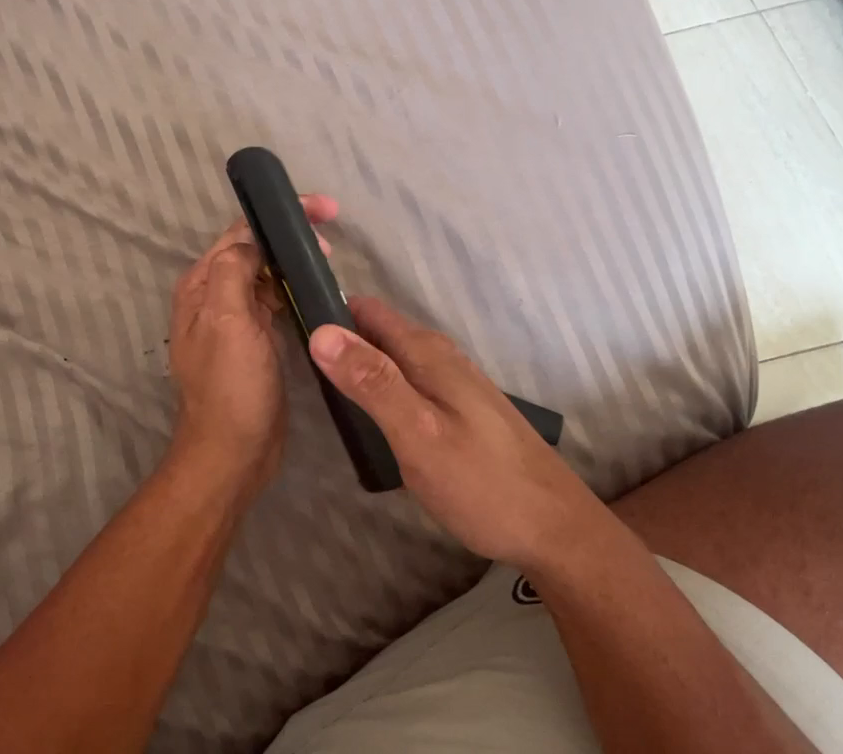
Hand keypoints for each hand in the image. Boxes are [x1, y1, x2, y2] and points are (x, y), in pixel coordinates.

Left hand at [167, 195, 337, 490]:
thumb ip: (233, 272)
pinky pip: (276, 304)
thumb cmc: (230, 387)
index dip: (279, 217)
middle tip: (334, 236)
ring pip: (267, 276)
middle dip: (290, 236)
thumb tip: (252, 242)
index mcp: (202, 286)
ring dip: (295, 263)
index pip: (241, 233)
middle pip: (254, 250)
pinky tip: (319, 293)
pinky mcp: (257, 342)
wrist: (232, 453)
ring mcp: (236, 321)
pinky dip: (296, 291)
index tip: (324, 211)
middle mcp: (214, 297)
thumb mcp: (226, 322)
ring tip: (331, 260)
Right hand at [308, 298, 604, 570]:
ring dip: (358, 362)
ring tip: (317, 382)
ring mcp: (454, 387)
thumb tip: (321, 331)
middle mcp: (442, 360)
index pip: (367, 311)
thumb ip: (372, 383)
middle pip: (379, 332)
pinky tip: (366, 412)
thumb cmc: (483, 484)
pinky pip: (408, 382)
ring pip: (394, 359)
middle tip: (289, 358)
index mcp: (429, 355)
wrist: (556, 532)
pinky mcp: (459, 413)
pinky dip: (380, 385)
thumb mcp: (418, 434)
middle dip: (339, 336)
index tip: (287, 321)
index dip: (329, 310)